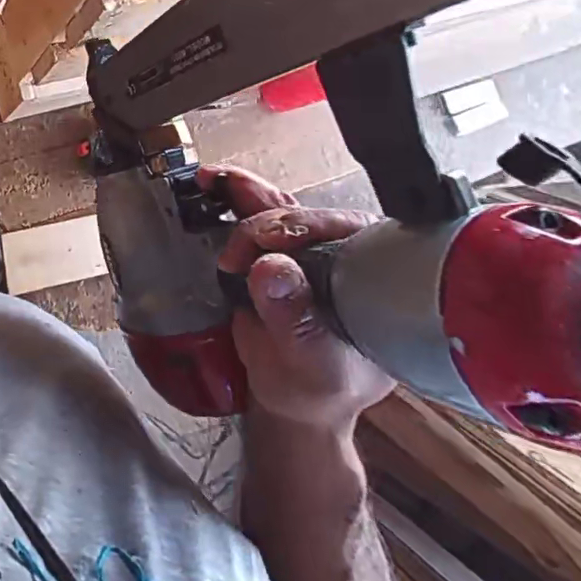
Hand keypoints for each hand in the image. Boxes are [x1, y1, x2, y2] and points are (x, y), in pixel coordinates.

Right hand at [199, 166, 396, 433]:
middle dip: (262, 221)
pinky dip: (227, 200)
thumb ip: (292, 317)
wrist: (292, 400)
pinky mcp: (266, 251)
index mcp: (373, 275)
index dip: (302, 229)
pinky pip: (248, 218)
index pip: (343, 232)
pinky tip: (207, 184)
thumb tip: (270, 266)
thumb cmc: (319, 388)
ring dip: (241, 192)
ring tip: (211, 180)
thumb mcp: (310, 361)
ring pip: (275, 208)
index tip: (265, 245)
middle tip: (235, 253)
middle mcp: (342, 253)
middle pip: (303, 214)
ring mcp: (303, 250)